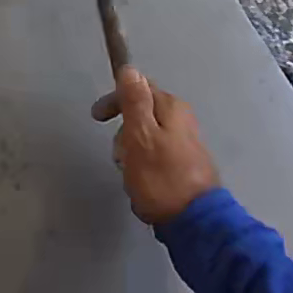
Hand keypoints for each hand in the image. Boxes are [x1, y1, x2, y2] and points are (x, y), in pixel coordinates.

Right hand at [95, 65, 220, 223]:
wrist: (196, 223)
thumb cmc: (161, 177)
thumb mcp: (140, 135)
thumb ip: (134, 101)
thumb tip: (129, 68)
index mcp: (171, 107)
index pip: (138, 87)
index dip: (114, 100)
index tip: (97, 118)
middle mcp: (182, 120)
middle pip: (141, 115)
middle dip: (124, 134)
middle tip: (120, 157)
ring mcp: (186, 144)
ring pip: (146, 138)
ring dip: (132, 155)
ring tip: (132, 177)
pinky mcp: (186, 166)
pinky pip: (155, 158)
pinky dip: (143, 168)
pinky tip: (143, 187)